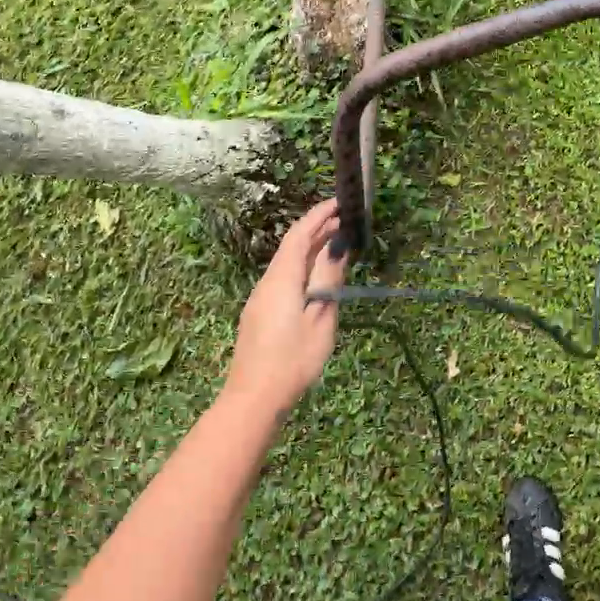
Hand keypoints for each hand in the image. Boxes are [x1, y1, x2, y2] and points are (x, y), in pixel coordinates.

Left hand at [223, 200, 347, 413]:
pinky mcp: (261, 315)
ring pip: (287, 264)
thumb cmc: (293, 358)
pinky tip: (318, 277)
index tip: (339, 203)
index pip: (298, 235)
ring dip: (310, 250)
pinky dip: (303, 268)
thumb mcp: (320, 318)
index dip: (317, 216)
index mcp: (281, 279)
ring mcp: (261, 300)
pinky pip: (284, 279)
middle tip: (345, 222)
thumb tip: (337, 246)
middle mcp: (267, 283)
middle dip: (316, 231)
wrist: (254, 397)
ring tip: (337, 245)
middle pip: (291, 247)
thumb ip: (328, 280)